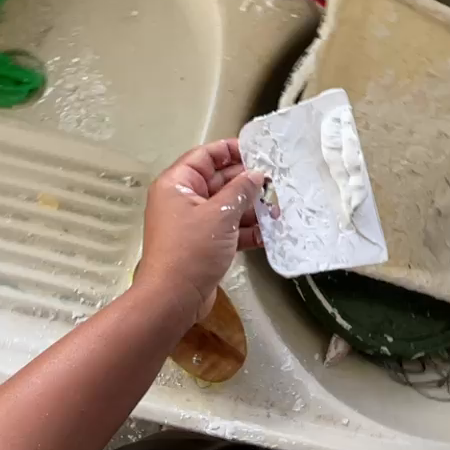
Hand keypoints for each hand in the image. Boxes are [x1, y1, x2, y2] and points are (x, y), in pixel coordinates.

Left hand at [135, 140, 265, 318]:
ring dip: (250, 208)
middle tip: (274, 182)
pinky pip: (228, 229)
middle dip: (246, 183)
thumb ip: (241, 191)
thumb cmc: (189, 252)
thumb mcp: (220, 214)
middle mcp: (182, 200)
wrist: (173, 299)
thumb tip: (256, 175)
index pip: (205, 156)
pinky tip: (268, 232)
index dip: (230, 150)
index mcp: (177, 184)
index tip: (257, 151)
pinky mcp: (203, 244)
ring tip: (277, 209)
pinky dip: (246, 230)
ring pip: (226, 206)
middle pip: (218, 180)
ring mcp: (193, 223)